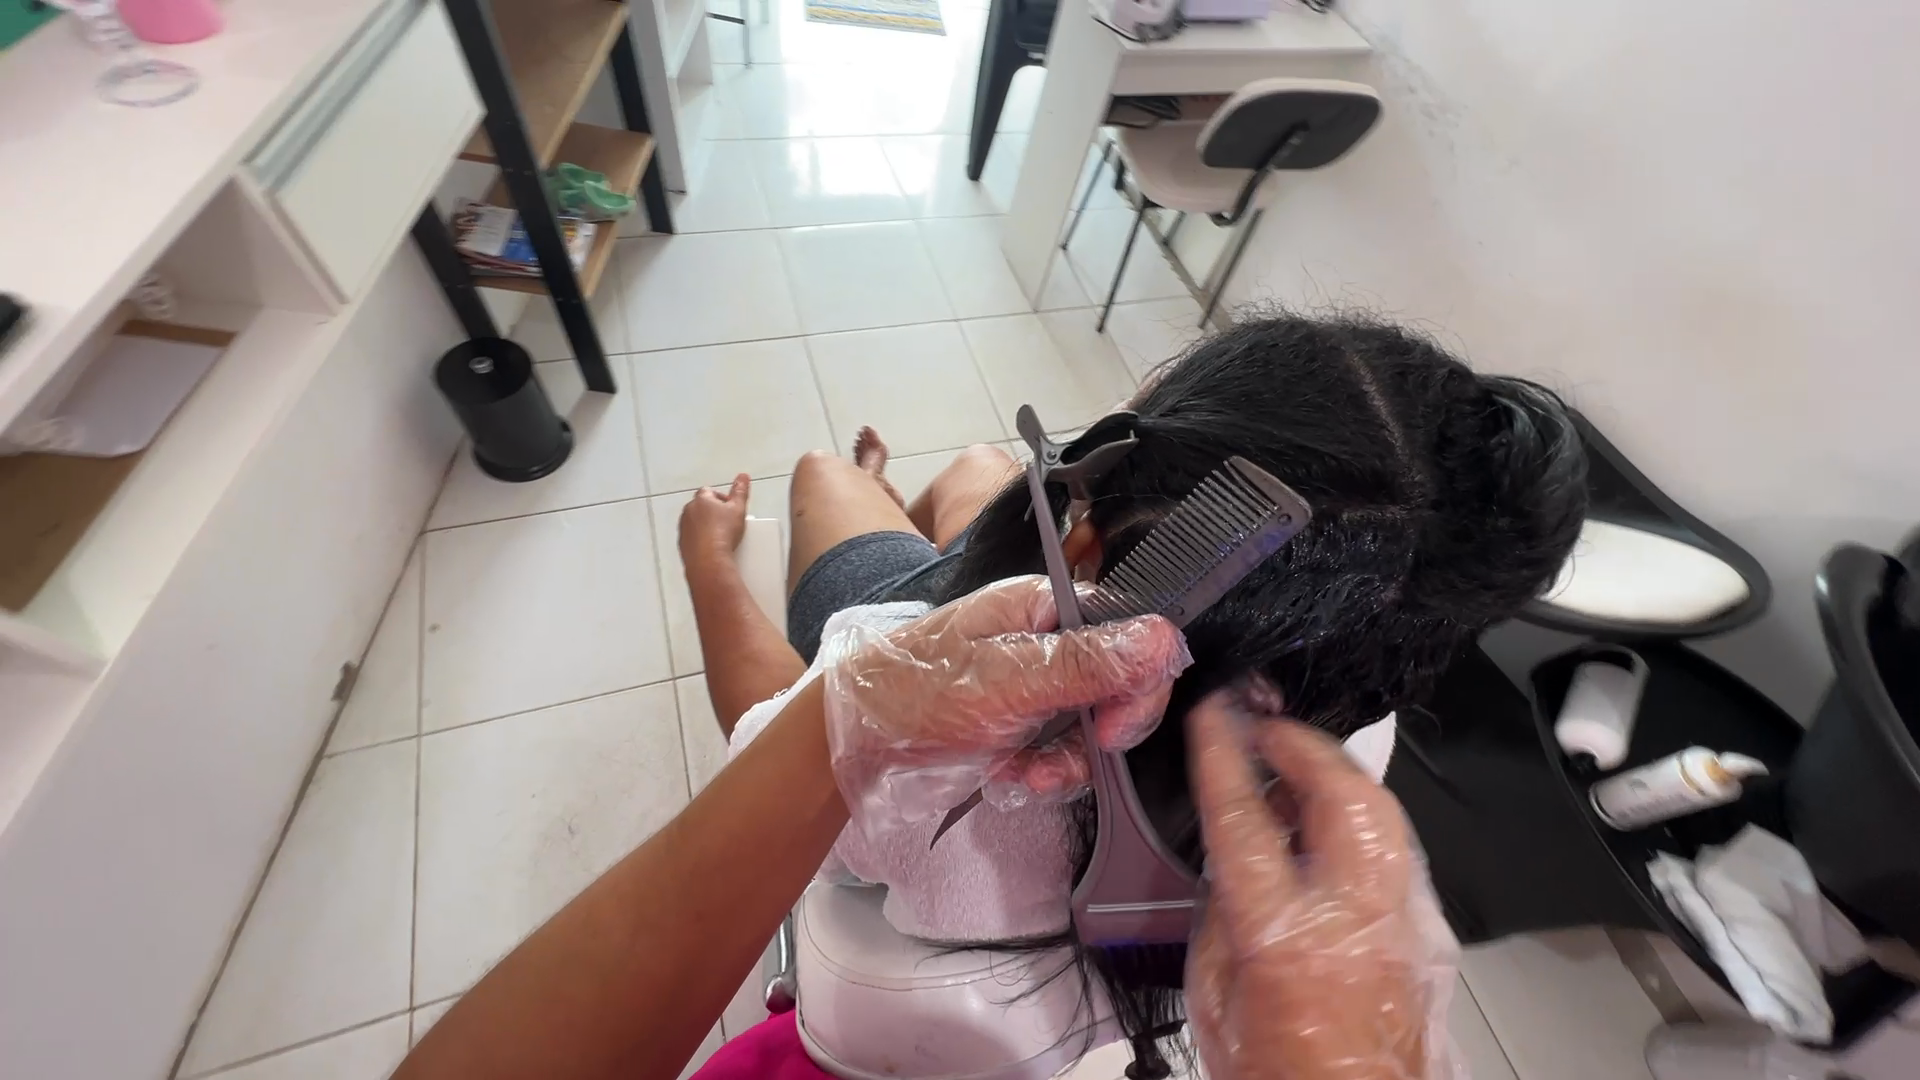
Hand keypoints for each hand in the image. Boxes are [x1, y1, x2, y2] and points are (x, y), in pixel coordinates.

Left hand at [679, 474, 749, 561]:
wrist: (709, 560)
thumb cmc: (723, 533)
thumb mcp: (738, 509)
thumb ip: (741, 491)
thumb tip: (743, 476)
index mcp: (701, 499)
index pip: (710, 491)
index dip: (722, 497)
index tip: (731, 507)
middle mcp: (688, 511)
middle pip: (701, 506)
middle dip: (713, 511)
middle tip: (728, 521)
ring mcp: (683, 528)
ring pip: (695, 522)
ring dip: (706, 525)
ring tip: (722, 536)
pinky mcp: (682, 544)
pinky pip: (692, 537)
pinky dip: (701, 539)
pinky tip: (713, 547)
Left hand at [821, 575, 1190, 834]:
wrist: (857, 740)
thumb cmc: (917, 690)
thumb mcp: (1002, 680)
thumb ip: (1083, 663)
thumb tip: (1161, 639)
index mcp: (1044, 605)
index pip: (1128, 633)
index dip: (1136, 683)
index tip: (1113, 728)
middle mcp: (1047, 638)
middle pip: (1119, 682)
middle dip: (1101, 731)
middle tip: (1075, 756)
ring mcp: (1036, 681)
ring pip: (1094, 724)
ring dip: (1069, 760)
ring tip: (1027, 773)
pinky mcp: (1025, 718)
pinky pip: (1064, 748)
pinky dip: (1046, 770)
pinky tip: (1013, 774)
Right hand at [1185, 692, 1462, 1079]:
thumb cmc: (1267, 1072)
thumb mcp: (1212, 990)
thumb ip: (1223, 908)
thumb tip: (1234, 851)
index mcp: (1286, 939)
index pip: (1247, 820)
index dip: (1223, 756)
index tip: (1211, 713)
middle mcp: (1359, 923)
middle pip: (1347, 798)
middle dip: (1303, 745)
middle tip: (1263, 728)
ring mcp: (1409, 928)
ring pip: (1384, 814)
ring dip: (1333, 773)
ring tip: (1290, 765)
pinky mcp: (1433, 939)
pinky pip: (1393, 849)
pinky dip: (1354, 816)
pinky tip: (1322, 823)